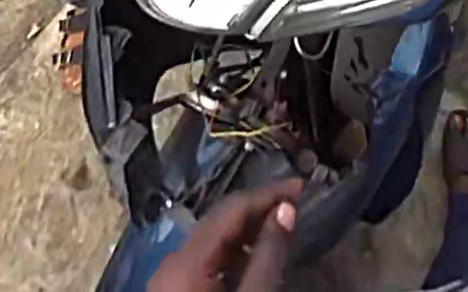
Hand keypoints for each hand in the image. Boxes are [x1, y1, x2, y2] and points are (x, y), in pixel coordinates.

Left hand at [146, 179, 299, 291]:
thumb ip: (269, 253)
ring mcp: (166, 279)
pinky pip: (204, 260)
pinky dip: (231, 253)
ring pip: (213, 239)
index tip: (301, 186)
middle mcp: (171, 259)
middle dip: (259, 209)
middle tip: (293, 205)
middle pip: (221, 219)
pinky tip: (252, 261)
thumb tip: (287, 208)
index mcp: (187, 257)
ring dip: (247, 231)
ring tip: (278, 232)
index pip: (234, 206)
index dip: (270, 192)